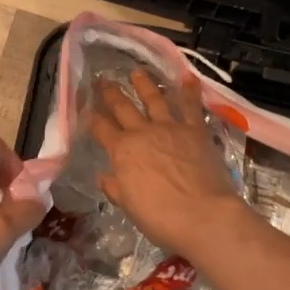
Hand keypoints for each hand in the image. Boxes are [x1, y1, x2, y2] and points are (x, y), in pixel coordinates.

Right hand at [89, 69, 253, 256]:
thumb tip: (103, 176)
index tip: (86, 107)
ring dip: (144, 84)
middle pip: (123, 107)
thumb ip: (115, 187)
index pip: (101, 129)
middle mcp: (143, 132)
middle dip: (111, 93)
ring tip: (136, 72)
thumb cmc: (160, 216)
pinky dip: (189, 90)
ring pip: (154, 98)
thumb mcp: (129, 205)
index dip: (92, 117)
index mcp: (122, 151)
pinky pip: (191, 106)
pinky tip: (187, 77)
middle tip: (103, 80)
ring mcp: (170, 127)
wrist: (203, 214)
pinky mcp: (196, 130)